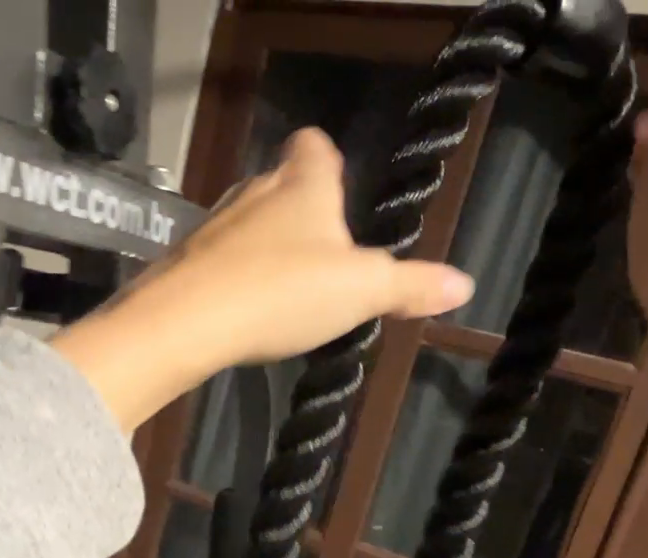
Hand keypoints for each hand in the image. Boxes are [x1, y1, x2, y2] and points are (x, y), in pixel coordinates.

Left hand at [53, 129, 473, 428]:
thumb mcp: (361, 291)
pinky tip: (246, 312)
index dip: (327, 159)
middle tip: (324, 256)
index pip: (314, 146)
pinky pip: (219, 261)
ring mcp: (213, 226)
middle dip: (301, 214)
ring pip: (248, 225)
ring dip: (267, 249)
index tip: (338, 184)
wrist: (186, 322)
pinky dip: (235, 278)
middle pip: (280, 186)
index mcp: (302, 185)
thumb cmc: (283, 291)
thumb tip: (464, 284)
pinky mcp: (184, 263)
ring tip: (287, 290)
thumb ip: (409, 286)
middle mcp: (254, 192)